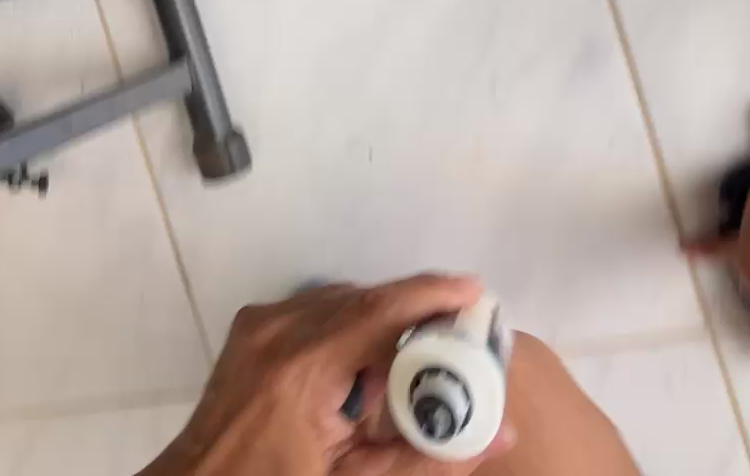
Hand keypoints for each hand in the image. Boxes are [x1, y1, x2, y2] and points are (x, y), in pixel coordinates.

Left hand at [141, 275, 515, 475]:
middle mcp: (277, 329)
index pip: (377, 313)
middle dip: (413, 310)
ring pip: (339, 300)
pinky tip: (363, 361)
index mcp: (302, 369)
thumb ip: (423, 458)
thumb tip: (497, 432)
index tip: (474, 291)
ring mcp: (260, 321)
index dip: (429, 296)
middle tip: (457, 331)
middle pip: (362, 300)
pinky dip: (346, 324)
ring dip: (380, 319)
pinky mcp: (251, 323)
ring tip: (412, 357)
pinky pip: (313, 308)